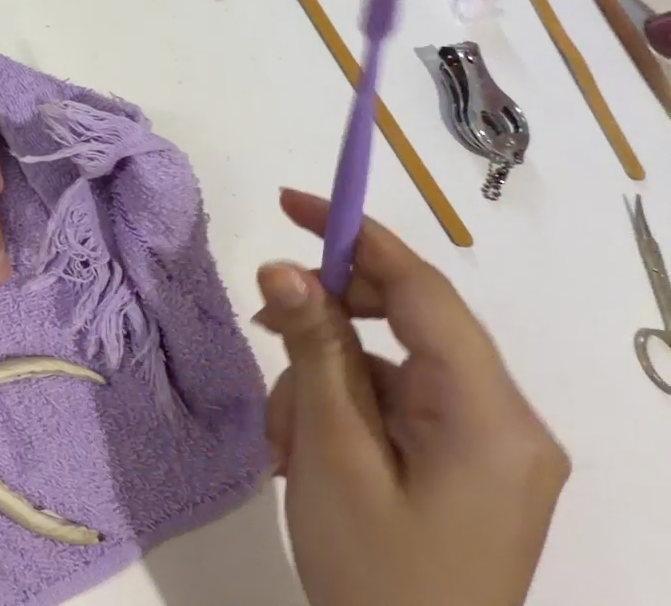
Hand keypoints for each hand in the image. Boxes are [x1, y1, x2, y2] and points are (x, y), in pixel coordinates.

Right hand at [255, 190, 568, 605]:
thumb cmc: (373, 564)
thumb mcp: (331, 451)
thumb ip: (314, 352)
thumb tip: (283, 267)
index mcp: (490, 416)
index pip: (425, 293)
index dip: (358, 236)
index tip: (291, 201)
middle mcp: (504, 420)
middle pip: (407, 325)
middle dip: (327, 319)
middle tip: (261, 325)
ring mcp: (485, 445)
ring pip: (387, 366)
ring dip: (321, 378)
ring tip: (283, 435)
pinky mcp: (460, 463)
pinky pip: (391, 403)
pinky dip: (337, 408)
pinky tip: (301, 449)